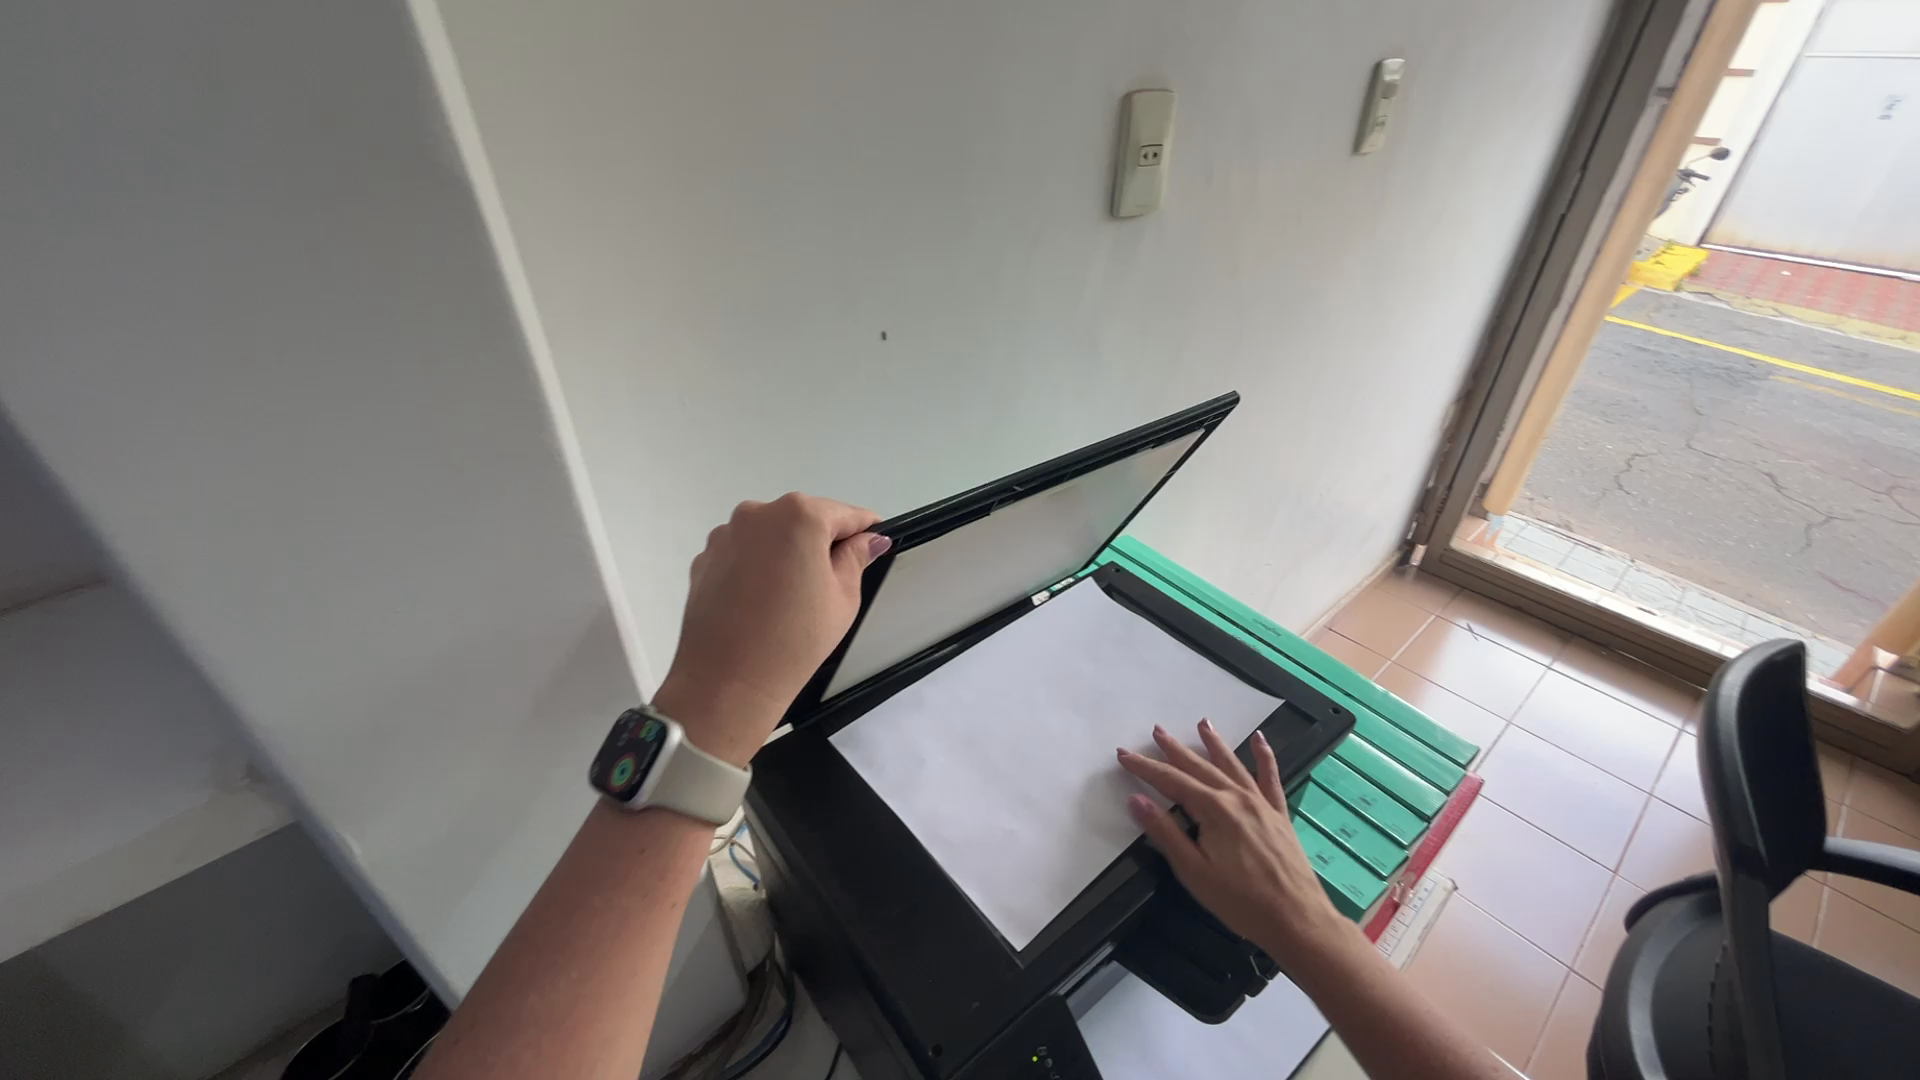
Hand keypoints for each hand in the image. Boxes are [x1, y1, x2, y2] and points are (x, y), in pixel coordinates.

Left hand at [653, 493, 889, 765]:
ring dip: (786, 553)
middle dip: (821, 543)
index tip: (876, 544)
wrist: (727, 682)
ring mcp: (726, 535)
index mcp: (799, 515)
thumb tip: (870, 539)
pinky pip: (743, 553)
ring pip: (771, 535)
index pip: (846, 514)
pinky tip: (762, 602)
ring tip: (791, 597)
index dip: (866, 530)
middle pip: (804, 519)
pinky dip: (757, 567)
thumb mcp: (843, 597)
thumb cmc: (797, 638)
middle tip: (832, 583)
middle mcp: (757, 513)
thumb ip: (856, 557)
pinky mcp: (704, 559)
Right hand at [1116, 721, 1357, 970]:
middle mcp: (1236, 798)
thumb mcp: (1194, 871)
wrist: (1298, 921)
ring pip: (1232, 765)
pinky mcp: (1279, 815)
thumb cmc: (1241, 901)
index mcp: (1213, 810)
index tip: (1123, 754)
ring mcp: (1261, 804)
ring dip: (1214, 743)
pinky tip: (1259, 740)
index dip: (1145, 767)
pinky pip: (1271, 779)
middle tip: (1156, 730)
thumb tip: (1136, 800)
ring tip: (1202, 723)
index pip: (1171, 781)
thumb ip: (1165, 833)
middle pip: (1199, 767)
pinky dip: (1265, 757)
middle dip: (1175, 749)